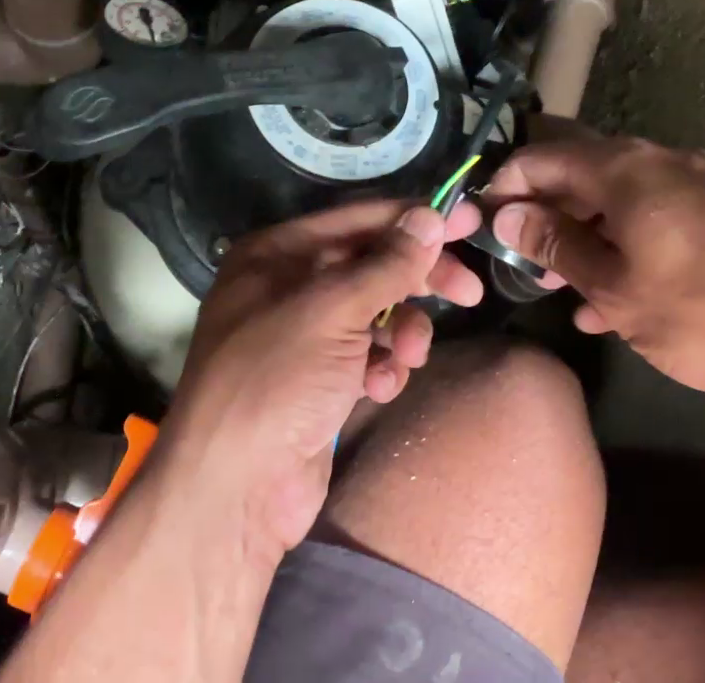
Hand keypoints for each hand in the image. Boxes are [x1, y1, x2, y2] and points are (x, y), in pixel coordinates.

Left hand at [161, 199, 481, 559]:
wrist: (235, 487)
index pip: (358, 220)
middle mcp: (287, 287)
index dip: (414, 219)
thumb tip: (428, 216)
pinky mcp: (319, 381)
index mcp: (276, 254)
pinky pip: (367, 357)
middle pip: (372, 266)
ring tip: (407, 356)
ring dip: (401, 332)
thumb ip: (386, 264)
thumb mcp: (331, 311)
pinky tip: (378, 389)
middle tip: (469, 292)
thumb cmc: (275, 380)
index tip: (468, 222)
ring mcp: (303, 337)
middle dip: (418, 280)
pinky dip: (381, 368)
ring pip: (376, 314)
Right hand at [485, 137, 704, 404]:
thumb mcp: (622, 291)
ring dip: (588, 236)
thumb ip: (560, 248)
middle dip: (546, 214)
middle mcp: (665, 163)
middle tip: (524, 261)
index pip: (541, 157)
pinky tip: (623, 300)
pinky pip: (663, 219)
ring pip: (624, 200)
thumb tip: (509, 215)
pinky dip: (631, 247)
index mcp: (627, 171)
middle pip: (583, 173)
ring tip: (567, 287)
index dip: (503, 187)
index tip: (482, 226)